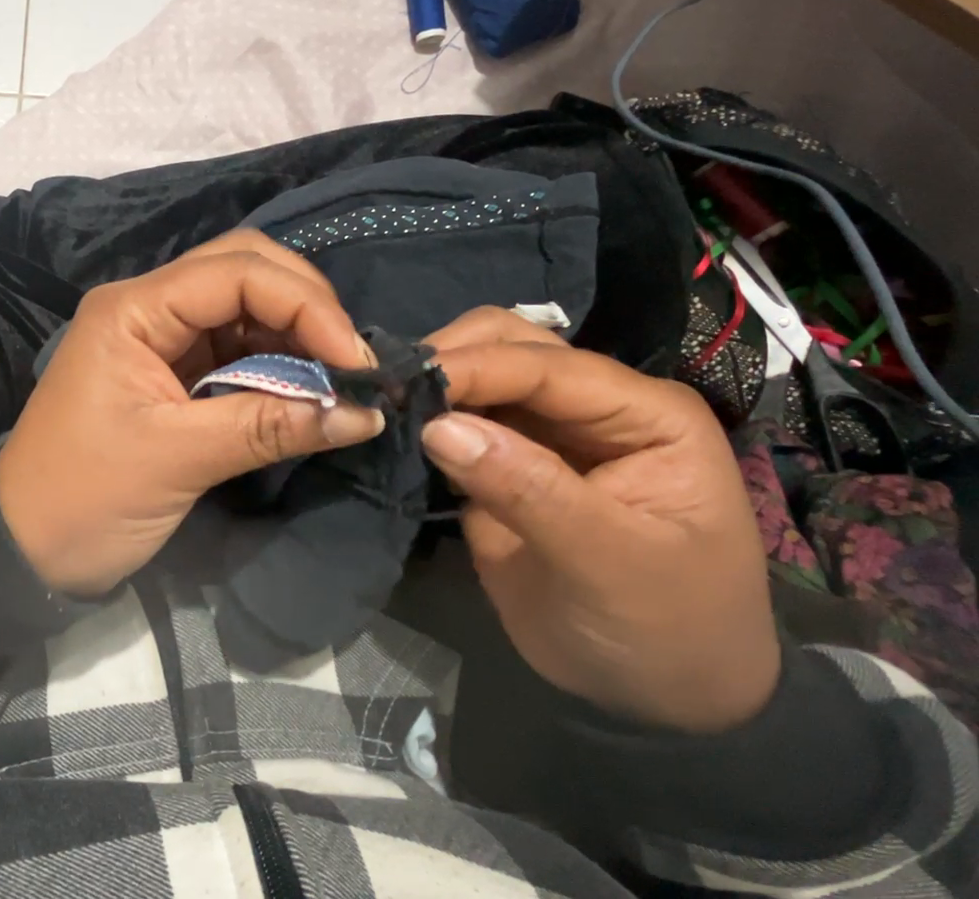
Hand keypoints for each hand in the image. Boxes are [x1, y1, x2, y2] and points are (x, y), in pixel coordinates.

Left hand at [0, 231, 384, 597]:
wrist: (26, 546)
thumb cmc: (85, 498)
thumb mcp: (177, 460)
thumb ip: (270, 426)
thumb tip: (366, 411)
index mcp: (131, 309)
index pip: (234, 271)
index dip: (305, 305)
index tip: (353, 361)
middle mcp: (144, 308)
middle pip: (241, 271)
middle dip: (305, 307)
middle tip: (351, 362)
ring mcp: (156, 339)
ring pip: (243, 308)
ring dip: (296, 336)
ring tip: (341, 380)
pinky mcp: (169, 374)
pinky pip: (235, 350)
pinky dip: (276, 365)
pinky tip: (307, 391)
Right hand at [421, 308, 780, 733]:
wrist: (654, 695)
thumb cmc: (664, 627)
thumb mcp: (608, 562)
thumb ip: (528, 489)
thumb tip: (438, 426)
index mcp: (643, 415)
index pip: (548, 366)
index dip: (475, 367)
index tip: (401, 381)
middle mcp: (592, 408)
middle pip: (511, 346)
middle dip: (447, 358)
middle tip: (385, 388)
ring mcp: (543, 434)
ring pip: (477, 376)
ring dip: (428, 382)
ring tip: (378, 402)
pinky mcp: (501, 464)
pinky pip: (454, 423)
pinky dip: (420, 418)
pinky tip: (387, 425)